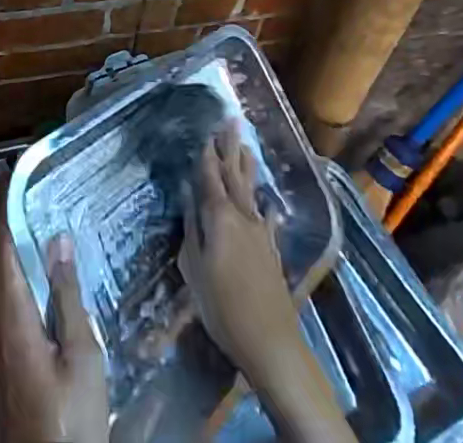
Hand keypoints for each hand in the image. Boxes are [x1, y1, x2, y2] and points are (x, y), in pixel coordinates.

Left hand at [0, 233, 109, 442]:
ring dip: (32, 278)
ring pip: (12, 301)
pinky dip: (31, 304)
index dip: (17, 224)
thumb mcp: (81, 353)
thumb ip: (68, 296)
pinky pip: (14, 323)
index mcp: (12, 320)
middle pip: (9, 277)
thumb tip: (58, 239)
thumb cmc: (71, 415)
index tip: (30, 195)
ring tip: (61, 259)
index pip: (8, 257)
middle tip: (58, 225)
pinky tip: (54, 307)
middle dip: (30, 249)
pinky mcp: (3, 373)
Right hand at [179, 127, 297, 387]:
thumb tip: (190, 200)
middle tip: (231, 121)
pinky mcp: (272, 250)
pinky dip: (261, 204)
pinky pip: (264, 216)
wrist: (271, 341)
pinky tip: (266, 204)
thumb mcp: (194, 269)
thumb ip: (192, 231)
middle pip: (234, 176)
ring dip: (246, 167)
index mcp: (220, 218)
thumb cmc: (222, 306)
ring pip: (251, 191)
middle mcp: (243, 217)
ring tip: (245, 145)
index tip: (205, 132)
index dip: (206, 156)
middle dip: (230, 148)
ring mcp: (261, 233)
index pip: (210, 179)